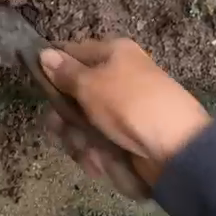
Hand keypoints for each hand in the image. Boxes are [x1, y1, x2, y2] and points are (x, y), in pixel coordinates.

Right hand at [40, 39, 211, 190]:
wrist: (176, 150)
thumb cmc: (130, 104)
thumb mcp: (91, 84)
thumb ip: (64, 72)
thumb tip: (43, 53)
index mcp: (113, 54)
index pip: (72, 53)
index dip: (54, 69)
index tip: (39, 86)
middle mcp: (117, 79)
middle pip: (73, 94)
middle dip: (64, 117)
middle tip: (60, 129)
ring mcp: (120, 111)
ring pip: (82, 124)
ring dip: (79, 140)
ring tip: (89, 151)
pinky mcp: (125, 139)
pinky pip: (98, 143)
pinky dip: (96, 155)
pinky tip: (101, 163)